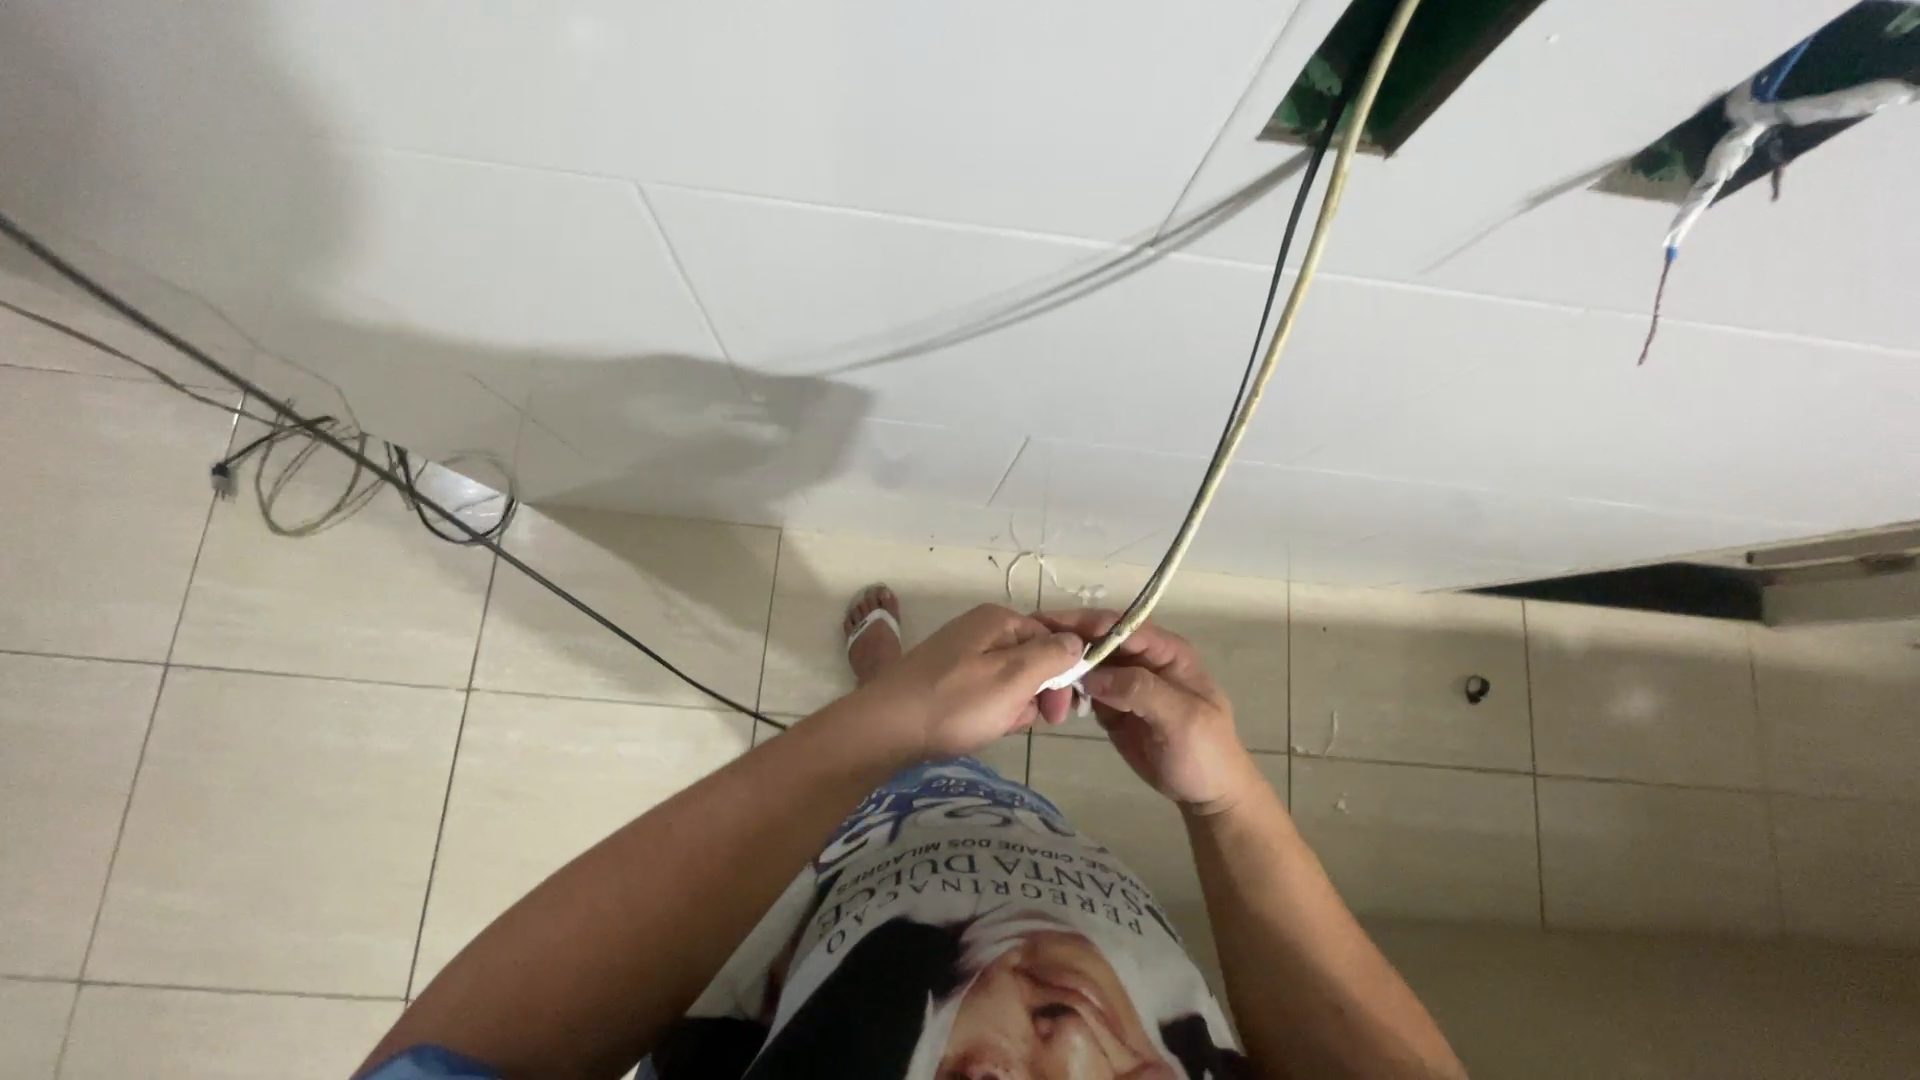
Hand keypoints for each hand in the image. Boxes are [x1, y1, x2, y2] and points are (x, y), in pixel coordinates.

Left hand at [856, 604, 1083, 760]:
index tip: (1060, 711)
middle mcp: (980, 631)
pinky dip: (989, 712)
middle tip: (1020, 721)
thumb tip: (1077, 641)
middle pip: (1031, 661)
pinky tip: (977, 728)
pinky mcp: (947, 680)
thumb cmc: (954, 703)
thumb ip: (1050, 656)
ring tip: (992, 725)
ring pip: (1009, 682)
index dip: (1062, 675)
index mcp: (998, 621)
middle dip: (1034, 695)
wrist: (885, 729)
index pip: (1052, 640)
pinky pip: (985, 693)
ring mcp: (961, 656)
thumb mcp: (1012, 678)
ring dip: (1011, 708)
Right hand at [1034, 610, 1259, 816]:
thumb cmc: (1206, 753)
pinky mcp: (1112, 705)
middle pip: (1099, 640)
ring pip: (1088, 663)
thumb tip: (1094, 675)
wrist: (1208, 794)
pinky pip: (1084, 689)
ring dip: (1062, 667)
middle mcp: (1143, 659)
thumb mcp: (1183, 719)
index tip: (1050, 625)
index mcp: (1167, 652)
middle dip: (1066, 641)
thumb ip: (1141, 691)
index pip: (1123, 627)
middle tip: (1028, 644)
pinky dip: (1066, 690)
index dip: (1087, 623)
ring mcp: (1126, 682)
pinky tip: (1047, 696)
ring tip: (1033, 676)